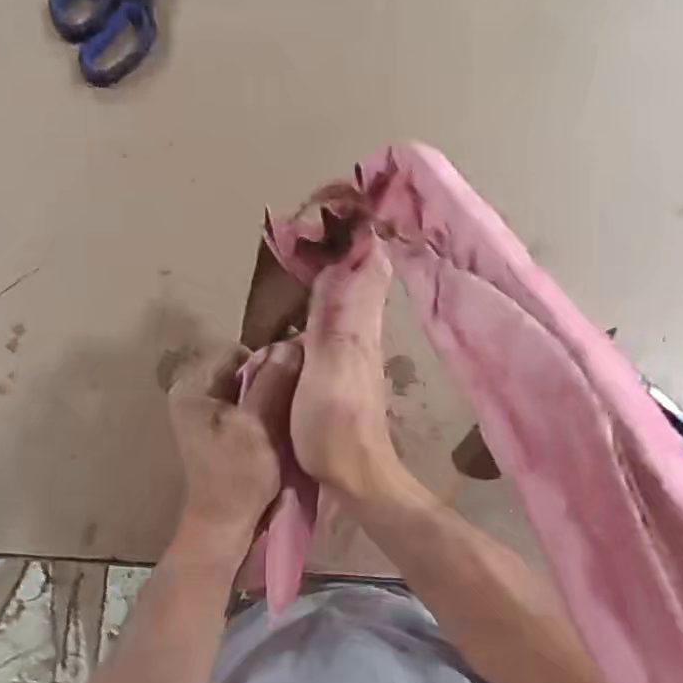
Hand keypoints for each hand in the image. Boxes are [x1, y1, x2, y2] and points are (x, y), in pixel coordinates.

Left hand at [167, 342, 301, 535]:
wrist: (225, 525)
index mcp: (192, 387)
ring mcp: (204, 416)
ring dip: (270, 401)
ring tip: (289, 418)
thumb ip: (274, 382)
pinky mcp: (218, 433)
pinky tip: (279, 431)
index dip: (268, 364)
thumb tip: (292, 343)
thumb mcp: (258, 425)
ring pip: (248, 391)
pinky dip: (264, 416)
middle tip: (295, 402)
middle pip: (242, 370)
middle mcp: (194, 395)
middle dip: (270, 383)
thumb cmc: (238, 476)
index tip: (291, 387)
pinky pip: (246, 410)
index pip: (238, 352)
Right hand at [292, 234, 403, 499]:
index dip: (358, 233)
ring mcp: (358, 355)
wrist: (355, 479)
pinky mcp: (346, 373)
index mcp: (361, 329)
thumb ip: (333, 317)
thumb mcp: (329, 369)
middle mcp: (365, 335)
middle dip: (346, 244)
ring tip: (312, 246)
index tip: (336, 204)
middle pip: (364, 277)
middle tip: (317, 219)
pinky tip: (312, 300)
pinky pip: (340, 321)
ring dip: (337, 269)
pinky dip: (328, 299)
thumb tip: (346, 259)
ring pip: (352, 298)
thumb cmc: (335, 428)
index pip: (369, 266)